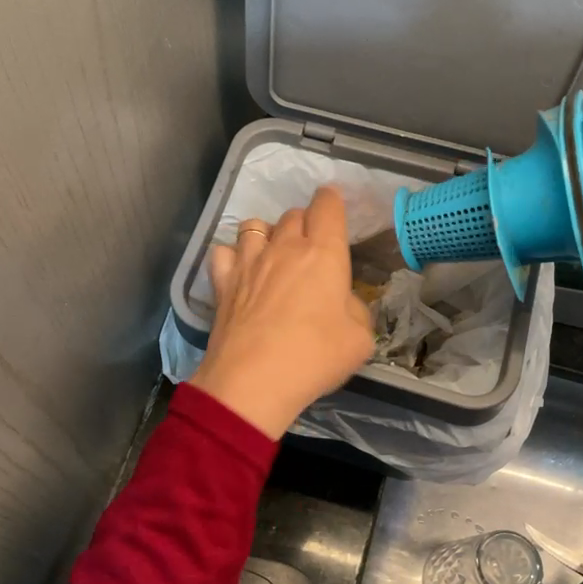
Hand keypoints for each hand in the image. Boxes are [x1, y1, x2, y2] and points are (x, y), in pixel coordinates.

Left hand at [190, 187, 375, 439]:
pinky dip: (233, 255)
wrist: (253, 381)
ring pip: (256, 225)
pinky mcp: (222, 282)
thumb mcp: (360, 339)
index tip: (335, 212)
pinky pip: (224, 251)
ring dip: (268, 234)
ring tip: (273, 256)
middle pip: (294, 214)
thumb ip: (355, 311)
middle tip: (312, 250)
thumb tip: (342, 302)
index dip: (333, 202)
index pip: (328, 205)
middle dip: (305, 224)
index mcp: (324, 252)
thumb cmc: (314, 357)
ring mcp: (248, 262)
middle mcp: (285, 247)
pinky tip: (240, 272)